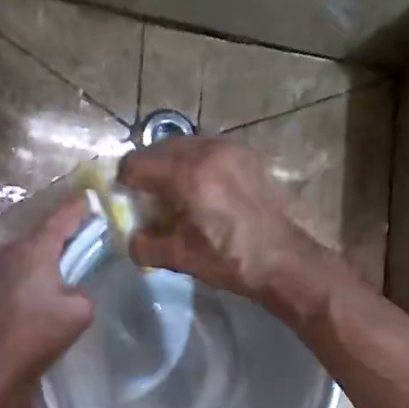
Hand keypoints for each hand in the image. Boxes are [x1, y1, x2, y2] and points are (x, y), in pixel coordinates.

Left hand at [0, 196, 94, 407]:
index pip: (65, 215)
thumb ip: (85, 292)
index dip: (84, 206)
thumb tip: (75, 292)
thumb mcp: (79, 311)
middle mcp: (14, 249)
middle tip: (97, 234)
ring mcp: (0, 269)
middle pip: (48, 231)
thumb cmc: (35, 331)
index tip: (100, 198)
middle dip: (71, 231)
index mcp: (36, 246)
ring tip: (79, 261)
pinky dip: (42, 270)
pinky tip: (55, 285)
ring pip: (35, 251)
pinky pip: (25, 268)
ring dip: (55, 253)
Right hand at [117, 137, 327, 306]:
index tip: (128, 202)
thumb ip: (145, 246)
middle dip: (148, 172)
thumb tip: (132, 239)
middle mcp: (207, 152)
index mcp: (187, 176)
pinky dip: (196, 164)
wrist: (284, 261)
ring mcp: (230, 149)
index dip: (124, 183)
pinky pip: (208, 150)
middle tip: (150, 200)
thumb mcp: (180, 258)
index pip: (135, 164)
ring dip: (171, 165)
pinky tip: (203, 191)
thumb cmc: (230, 261)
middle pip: (158, 149)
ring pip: (184, 146)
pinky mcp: (247, 155)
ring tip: (177, 195)